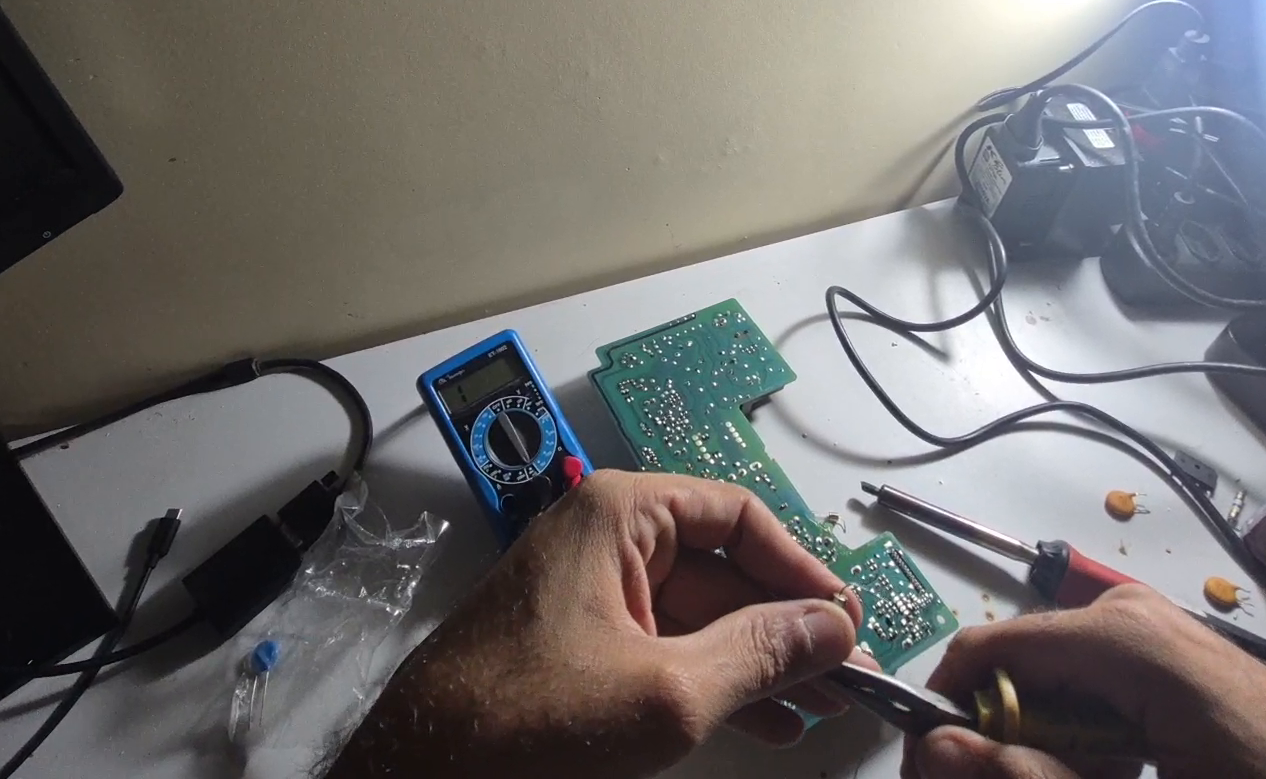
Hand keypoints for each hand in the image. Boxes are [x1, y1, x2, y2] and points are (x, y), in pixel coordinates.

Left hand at [328, 470, 868, 778]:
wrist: (420, 775)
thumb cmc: (534, 719)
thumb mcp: (668, 691)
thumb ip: (759, 653)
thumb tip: (835, 626)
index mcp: (624, 512)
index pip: (736, 515)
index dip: (797, 566)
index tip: (846, 618)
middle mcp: (611, 534)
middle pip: (721, 565)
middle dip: (783, 621)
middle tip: (845, 672)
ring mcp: (597, 587)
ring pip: (699, 610)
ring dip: (758, 656)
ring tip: (821, 702)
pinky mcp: (586, 636)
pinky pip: (668, 642)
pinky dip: (716, 675)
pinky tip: (767, 718)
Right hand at [903, 585, 1265, 778]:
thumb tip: (936, 751)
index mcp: (1122, 638)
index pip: (988, 647)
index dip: (947, 706)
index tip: (933, 765)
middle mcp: (1124, 611)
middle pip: (1018, 664)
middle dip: (1004, 731)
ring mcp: (1145, 623)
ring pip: (1049, 675)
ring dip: (1046, 737)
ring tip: (1082, 778)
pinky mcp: (1161, 645)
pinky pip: (1088, 679)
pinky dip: (1084, 729)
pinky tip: (1116, 769)